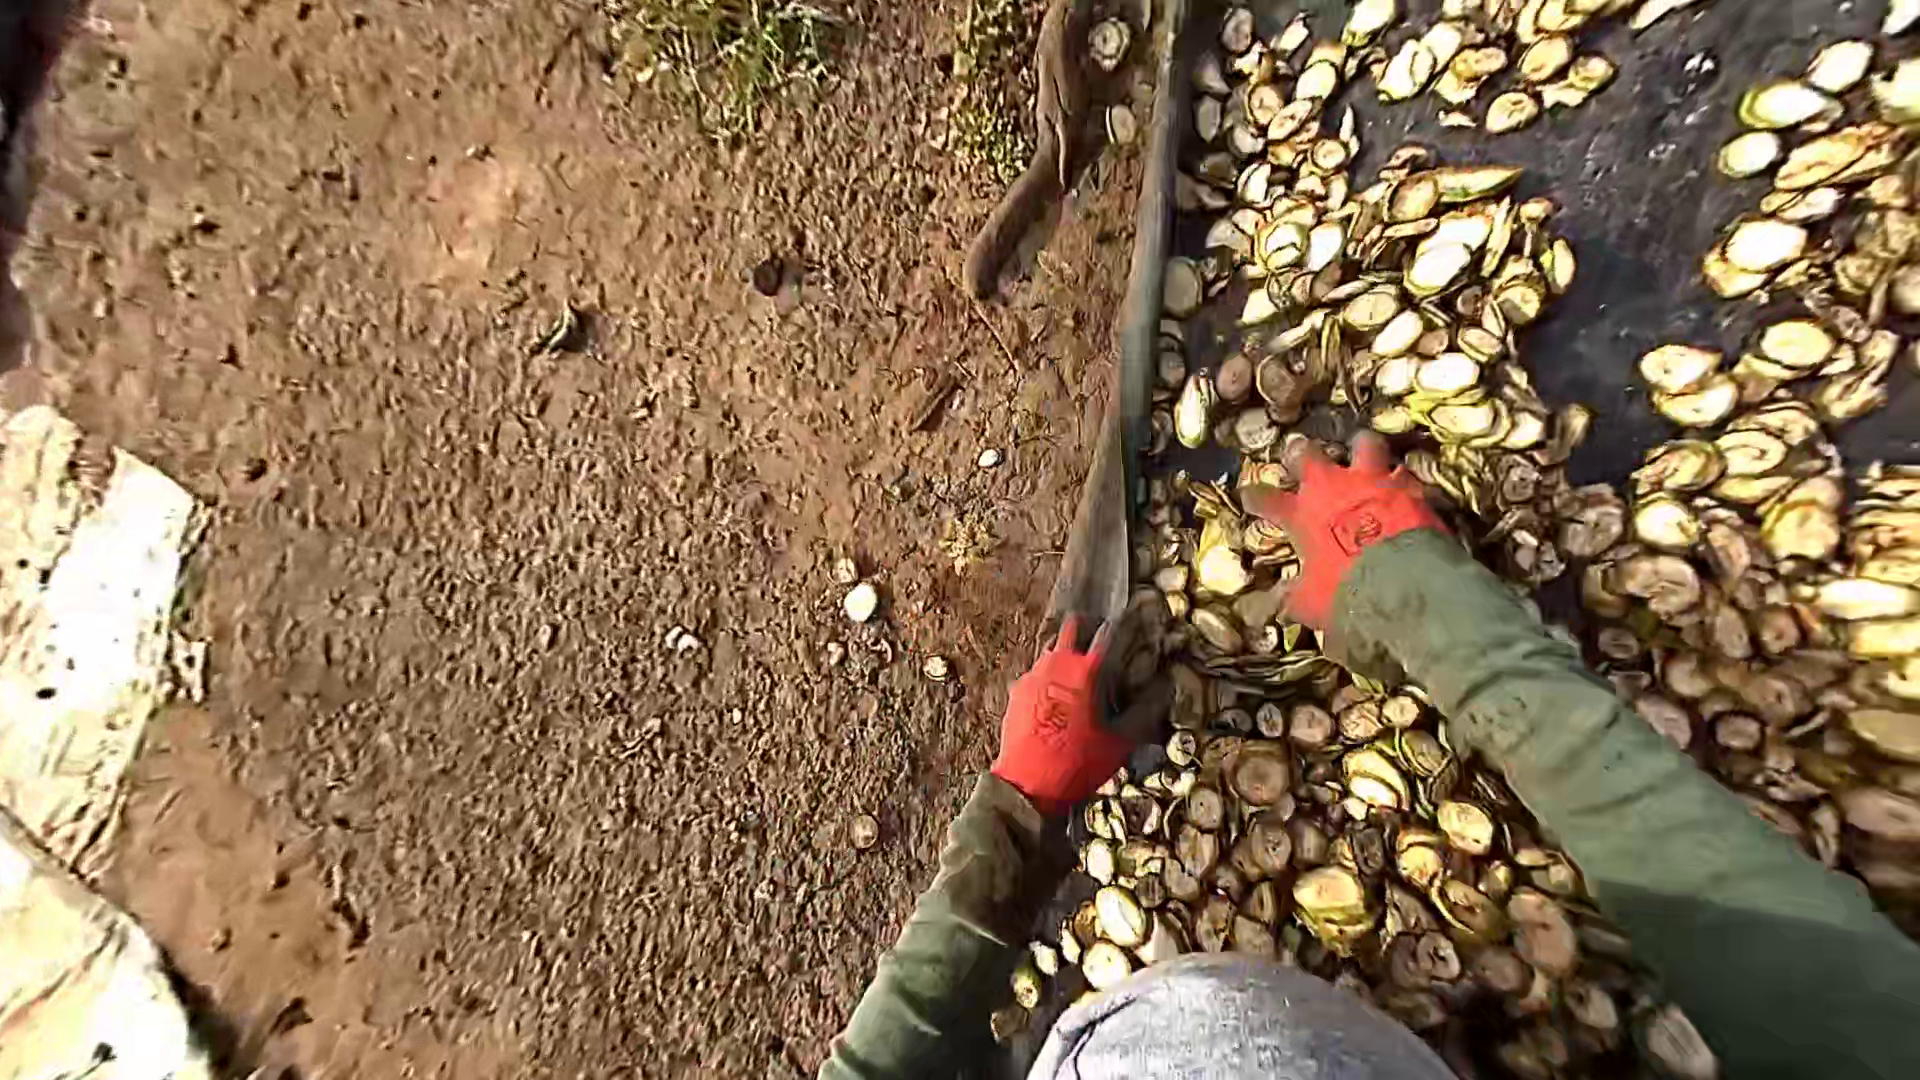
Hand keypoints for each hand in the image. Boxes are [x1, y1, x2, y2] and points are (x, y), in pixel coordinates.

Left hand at [991, 615, 1132, 817]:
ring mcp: (1035, 673)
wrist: (1028, 782)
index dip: (1125, 623)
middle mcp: (1059, 663)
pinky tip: (1058, 695)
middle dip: (1090, 625)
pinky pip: (1038, 670)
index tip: (1134, 620)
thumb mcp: (1121, 741)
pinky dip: (1050, 674)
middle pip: (1074, 625)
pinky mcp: (1019, 687)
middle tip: (1103, 638)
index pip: (1111, 632)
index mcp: (1089, 671)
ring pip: (1054, 646)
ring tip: (1081, 670)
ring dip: (1068, 650)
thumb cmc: (1078, 762)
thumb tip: (1165, 687)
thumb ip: (1145, 710)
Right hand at [1241, 434, 1446, 628]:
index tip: (1248, 494)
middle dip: (1300, 452)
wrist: (1407, 582)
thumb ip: (1293, 597)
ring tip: (1360, 445)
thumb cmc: (1346, 588)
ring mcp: (1373, 483)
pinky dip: (1404, 477)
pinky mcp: (1412, 489)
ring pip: (1364, 447)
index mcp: (1302, 514)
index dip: (1255, 496)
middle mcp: (1333, 490)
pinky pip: (1406, 473)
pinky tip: (1406, 479)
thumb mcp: (1310, 601)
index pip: (1266, 499)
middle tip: (1298, 449)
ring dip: (1361, 448)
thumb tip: (1273, 608)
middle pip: (1308, 457)